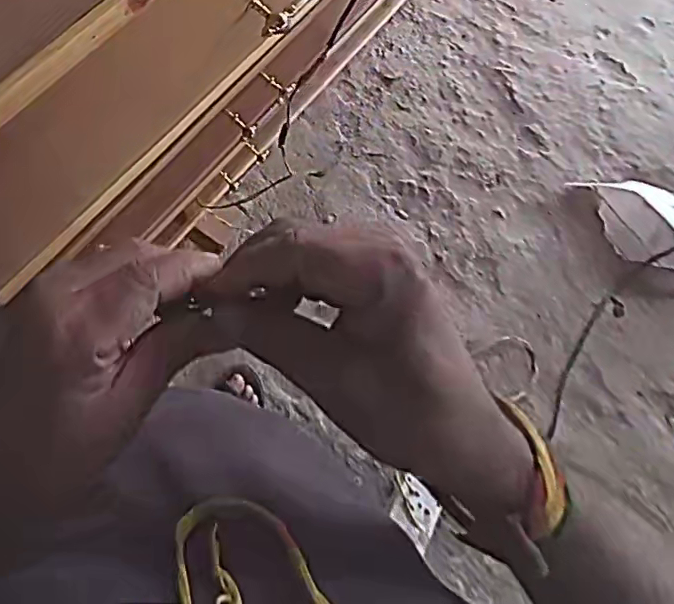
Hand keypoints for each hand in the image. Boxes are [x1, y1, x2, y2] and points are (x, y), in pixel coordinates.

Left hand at [0, 241, 223, 519]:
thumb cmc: (62, 455)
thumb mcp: (127, 408)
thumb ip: (172, 350)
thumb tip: (226, 317)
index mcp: (80, 324)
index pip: (147, 272)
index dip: (194, 269)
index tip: (232, 279)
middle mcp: (59, 289)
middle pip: (133, 253)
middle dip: (179, 265)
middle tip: (218, 292)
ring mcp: (47, 284)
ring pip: (116, 253)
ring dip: (156, 267)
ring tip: (192, 297)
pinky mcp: (44, 288)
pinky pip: (99, 265)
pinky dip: (131, 272)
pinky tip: (151, 298)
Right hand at [199, 220, 534, 518]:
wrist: (468, 437)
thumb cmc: (408, 415)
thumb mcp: (331, 378)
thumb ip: (269, 335)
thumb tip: (214, 311)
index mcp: (377, 267)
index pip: (289, 249)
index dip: (240, 270)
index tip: (204, 295)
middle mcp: (378, 242)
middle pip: (291, 236)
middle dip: (249, 267)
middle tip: (215, 301)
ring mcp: (378, 248)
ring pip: (298, 241)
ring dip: (265, 270)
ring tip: (239, 305)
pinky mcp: (373, 261)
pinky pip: (315, 255)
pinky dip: (287, 275)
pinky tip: (273, 303)